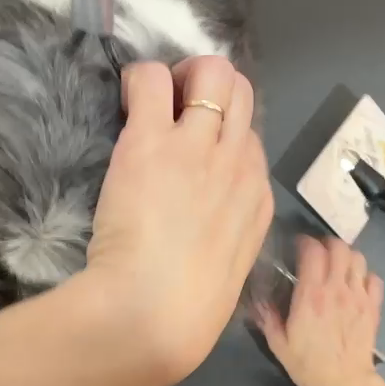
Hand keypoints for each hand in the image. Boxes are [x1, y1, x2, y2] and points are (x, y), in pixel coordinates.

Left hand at [82, 57, 272, 381]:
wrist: (157, 312)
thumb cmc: (188, 308)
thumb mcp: (230, 265)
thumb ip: (226, 230)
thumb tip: (206, 218)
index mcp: (257, 196)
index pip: (249, 139)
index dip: (220, 134)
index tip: (192, 147)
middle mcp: (238, 162)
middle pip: (242, 92)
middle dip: (210, 88)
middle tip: (176, 108)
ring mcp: (200, 148)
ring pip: (212, 72)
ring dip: (179, 78)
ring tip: (151, 102)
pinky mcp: (155, 140)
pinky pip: (153, 78)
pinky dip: (139, 82)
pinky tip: (127, 104)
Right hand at [257, 235, 384, 385]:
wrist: (346, 383)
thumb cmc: (310, 365)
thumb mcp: (279, 344)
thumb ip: (268, 318)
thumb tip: (257, 300)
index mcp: (311, 295)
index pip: (312, 251)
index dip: (305, 242)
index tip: (298, 246)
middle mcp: (336, 289)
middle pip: (338, 247)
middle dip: (327, 243)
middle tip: (318, 252)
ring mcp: (358, 296)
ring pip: (358, 258)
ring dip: (347, 256)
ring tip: (337, 265)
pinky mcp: (373, 307)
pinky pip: (374, 279)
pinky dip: (365, 275)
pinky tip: (356, 284)